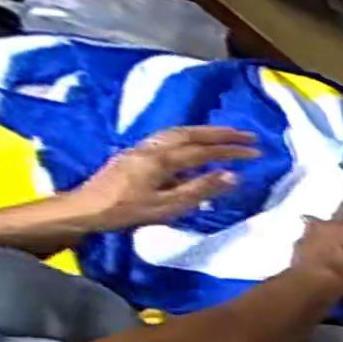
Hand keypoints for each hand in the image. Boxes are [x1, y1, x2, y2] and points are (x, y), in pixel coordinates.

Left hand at [64, 126, 259, 229]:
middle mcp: (151, 149)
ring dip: (204, 131)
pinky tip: (196, 141)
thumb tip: (234, 176)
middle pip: (189, 134)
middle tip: (248, 135)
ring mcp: (141, 149)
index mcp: (161, 161)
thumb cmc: (130, 210)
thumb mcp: (171, 204)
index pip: (203, 152)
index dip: (231, 151)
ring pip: (176, 133)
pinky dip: (189, 135)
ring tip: (226, 134)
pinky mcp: (136, 154)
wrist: (85, 209)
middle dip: (220, 133)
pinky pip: (167, 138)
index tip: (257, 152)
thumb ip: (202, 188)